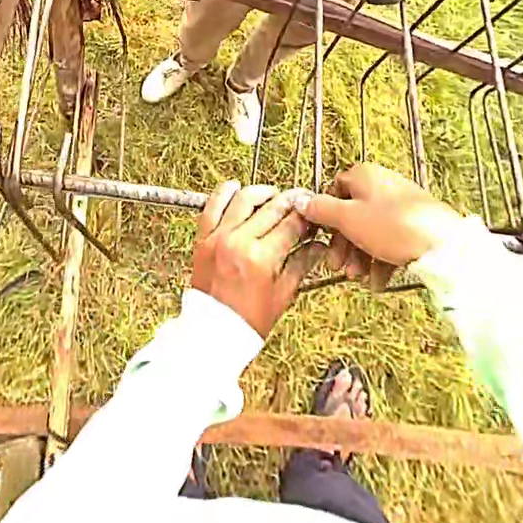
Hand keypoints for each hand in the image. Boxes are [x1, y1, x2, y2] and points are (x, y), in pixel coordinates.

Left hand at [192, 181, 327, 335]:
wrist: (212, 334)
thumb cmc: (247, 321)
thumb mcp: (283, 295)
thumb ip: (301, 264)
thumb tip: (319, 246)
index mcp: (262, 258)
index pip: (292, 224)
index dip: (307, 216)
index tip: (314, 213)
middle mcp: (239, 242)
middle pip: (272, 207)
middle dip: (291, 201)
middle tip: (300, 201)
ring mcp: (219, 237)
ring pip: (244, 198)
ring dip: (262, 192)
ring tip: (273, 195)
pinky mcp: (203, 237)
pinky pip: (213, 205)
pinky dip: (225, 193)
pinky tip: (237, 188)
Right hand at [294, 163, 467, 266]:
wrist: (443, 245)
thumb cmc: (394, 227)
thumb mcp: (349, 219)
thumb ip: (322, 210)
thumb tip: (300, 200)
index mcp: (364, 176)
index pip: (334, 190)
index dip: (325, 215)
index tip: (322, 237)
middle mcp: (382, 185)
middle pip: (352, 214)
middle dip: (343, 244)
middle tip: (339, 266)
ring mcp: (400, 204)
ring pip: (370, 230)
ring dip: (361, 256)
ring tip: (360, 278)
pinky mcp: (415, 223)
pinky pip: (390, 239)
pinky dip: (381, 259)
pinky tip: (380, 281)